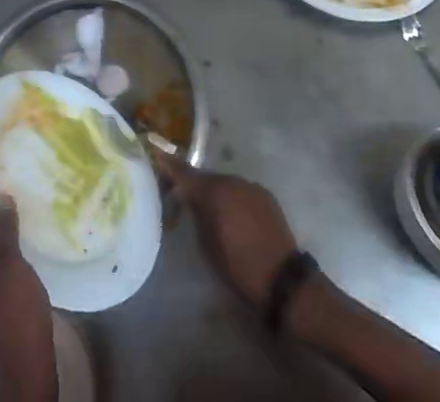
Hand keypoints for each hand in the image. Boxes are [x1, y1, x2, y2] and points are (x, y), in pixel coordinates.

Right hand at [153, 152, 300, 307]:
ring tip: (208, 208)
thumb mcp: (205, 242)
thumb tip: (186, 197)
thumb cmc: (238, 266)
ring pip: (223, 183)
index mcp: (215, 191)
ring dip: (213, 191)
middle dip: (193, 184)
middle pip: (204, 177)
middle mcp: (233, 181)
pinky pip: (240, 190)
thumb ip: (194, 211)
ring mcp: (252, 187)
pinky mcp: (266, 196)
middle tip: (181, 196)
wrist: (285, 282)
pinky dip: (231, 197)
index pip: (183, 173)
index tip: (155, 157)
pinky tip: (231, 213)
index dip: (168, 166)